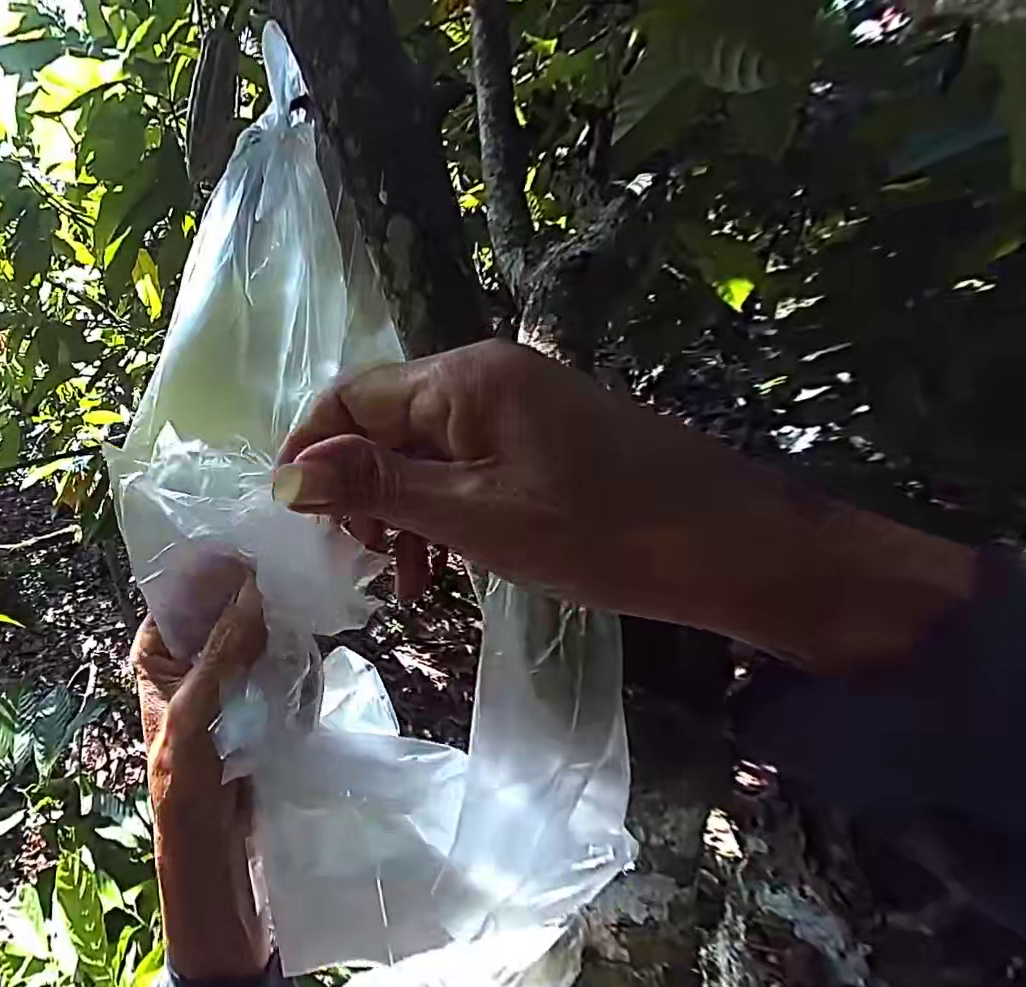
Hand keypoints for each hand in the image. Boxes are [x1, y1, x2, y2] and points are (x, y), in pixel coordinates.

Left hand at [131, 570, 270, 977]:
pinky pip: (281, 664)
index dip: (217, 567)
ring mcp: (229, 678)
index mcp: (158, 652)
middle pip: (227, 606)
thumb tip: (255, 591)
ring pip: (259, 632)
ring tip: (303, 630)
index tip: (259, 551)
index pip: (184, 590)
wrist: (216, 860)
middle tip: (293, 587)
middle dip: (258, 598)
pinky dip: (296, 662)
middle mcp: (192, 657)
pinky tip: (307, 671)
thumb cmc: (184, 792)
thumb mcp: (192, 718)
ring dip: (281, 630)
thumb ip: (222, 654)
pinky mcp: (259, 699)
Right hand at [274, 339, 973, 672]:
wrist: (736, 548)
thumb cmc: (601, 534)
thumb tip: (289, 477)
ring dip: (396, 507)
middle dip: (355, 487)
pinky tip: (441, 560)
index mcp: (461, 380)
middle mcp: (481, 374)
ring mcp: (513, 402)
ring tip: (403, 574)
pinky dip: (437, 507)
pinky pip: (459, 462)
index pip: (349, 398)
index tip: (289, 513)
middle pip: (381, 421)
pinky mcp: (536, 434)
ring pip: (419, 449)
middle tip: (359, 556)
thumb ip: (376, 489)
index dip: (308, 450)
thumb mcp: (472, 516)